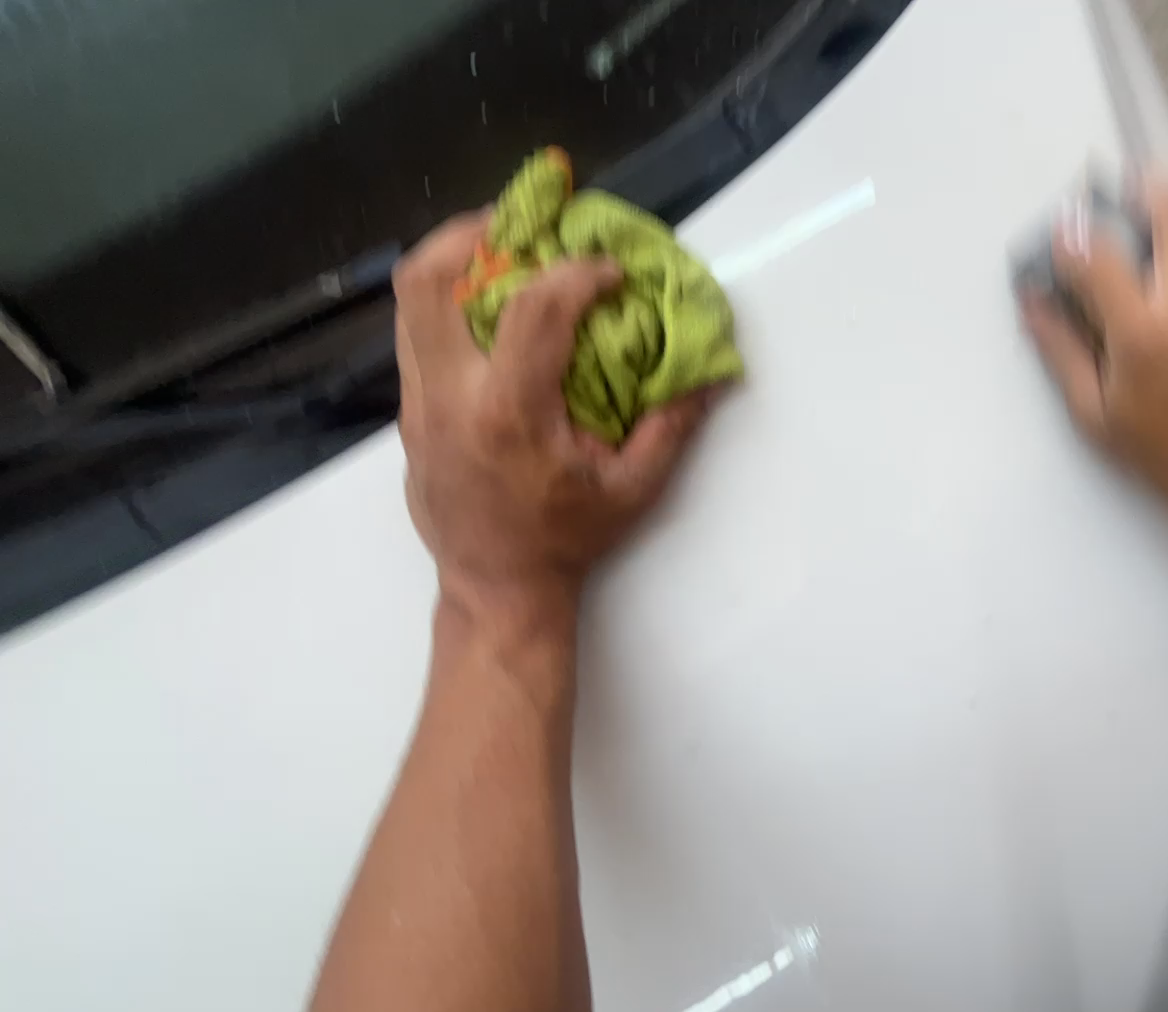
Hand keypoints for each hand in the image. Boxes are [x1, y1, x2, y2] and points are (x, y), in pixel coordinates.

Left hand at [392, 211, 720, 624]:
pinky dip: (453, 304)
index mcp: (510, 412)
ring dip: (454, 262)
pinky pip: (419, 335)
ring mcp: (418, 402)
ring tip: (504, 253)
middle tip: (523, 224)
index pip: (534, 311)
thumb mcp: (634, 489)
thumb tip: (710, 378)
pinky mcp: (410, 412)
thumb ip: (671, 427)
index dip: (577, 274)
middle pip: (431, 281)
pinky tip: (495, 316)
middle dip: (475, 234)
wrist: (498, 584)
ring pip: (411, 302)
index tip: (610, 269)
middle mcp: (449, 395)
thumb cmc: (568, 539)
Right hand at [1019, 174, 1167, 526]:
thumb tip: (1029, 301)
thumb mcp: (1092, 409)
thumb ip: (1060, 349)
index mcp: (1143, 335)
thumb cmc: (1153, 446)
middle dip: (1142, 190)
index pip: (1100, 258)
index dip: (1073, 237)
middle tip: (1121, 189)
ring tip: (1162, 211)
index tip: (1061, 234)